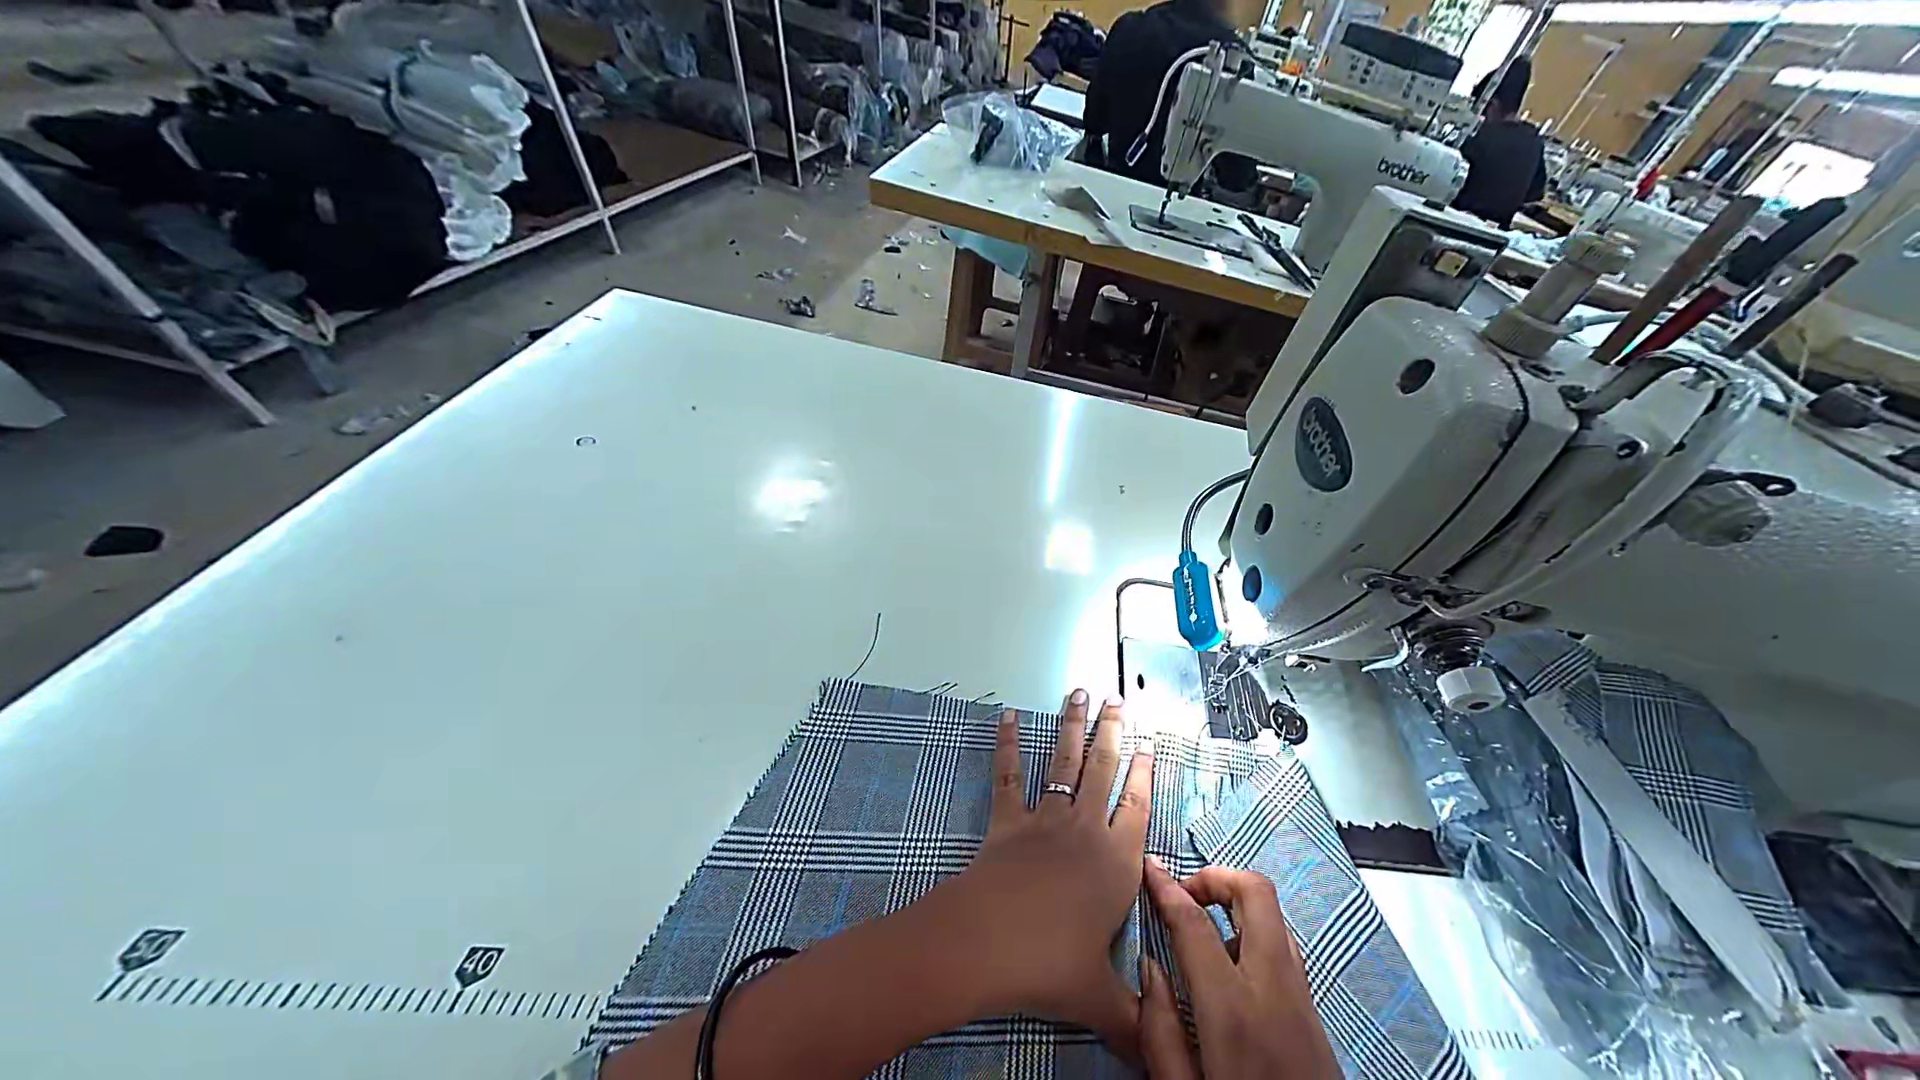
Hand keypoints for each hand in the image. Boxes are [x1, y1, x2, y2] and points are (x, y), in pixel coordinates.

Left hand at [917, 690, 1153, 1055]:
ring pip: (1063, 762)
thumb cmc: (1047, 966)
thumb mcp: (1099, 1000)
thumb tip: (1161, 1061)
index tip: (1150, 743)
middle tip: (1118, 701)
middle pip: (1104, 770)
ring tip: (1077, 693)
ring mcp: (1043, 820)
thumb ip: (1134, 1022)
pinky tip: (1007, 718)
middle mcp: (1083, 831)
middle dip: (1113, 732)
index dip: (1145, 774)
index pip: (1138, 808)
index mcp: (1115, 864)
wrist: (983, 943)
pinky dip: (1007, 745)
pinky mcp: (1006, 821)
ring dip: (1071, 726)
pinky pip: (1008, 776)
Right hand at [1139, 857, 1340, 1079]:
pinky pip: (1282, 946)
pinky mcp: (1314, 1011)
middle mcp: (1274, 988)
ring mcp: (1301, 997)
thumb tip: (1151, 967)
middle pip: (1257, 894)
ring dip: (1237, 902)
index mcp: (1233, 1008)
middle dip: (1217, 876)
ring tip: (1201, 923)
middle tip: (1184, 893)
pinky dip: (1253, 931)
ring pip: (1275, 916)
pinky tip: (1228, 962)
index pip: (1195, 922)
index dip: (1166, 888)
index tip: (1147, 869)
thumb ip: (1160, 1028)